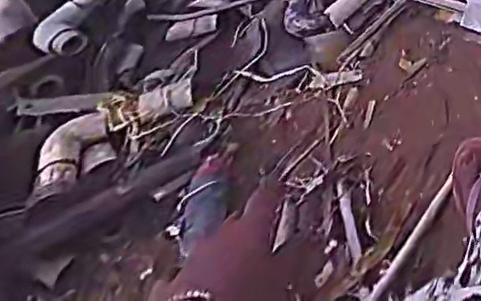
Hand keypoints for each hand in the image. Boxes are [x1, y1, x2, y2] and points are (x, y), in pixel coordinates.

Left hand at [161, 176, 285, 299]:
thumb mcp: (280, 278)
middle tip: (263, 245)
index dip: (276, 191)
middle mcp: (221, 233)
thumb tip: (310, 238)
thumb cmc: (246, 297)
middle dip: (250, 229)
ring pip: (214, 246)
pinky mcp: (170, 285)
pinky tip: (203, 291)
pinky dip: (197, 279)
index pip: (267, 194)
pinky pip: (188, 275)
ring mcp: (193, 257)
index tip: (283, 190)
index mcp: (251, 226)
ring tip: (235, 273)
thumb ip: (296, 254)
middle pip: (239, 220)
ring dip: (224, 254)